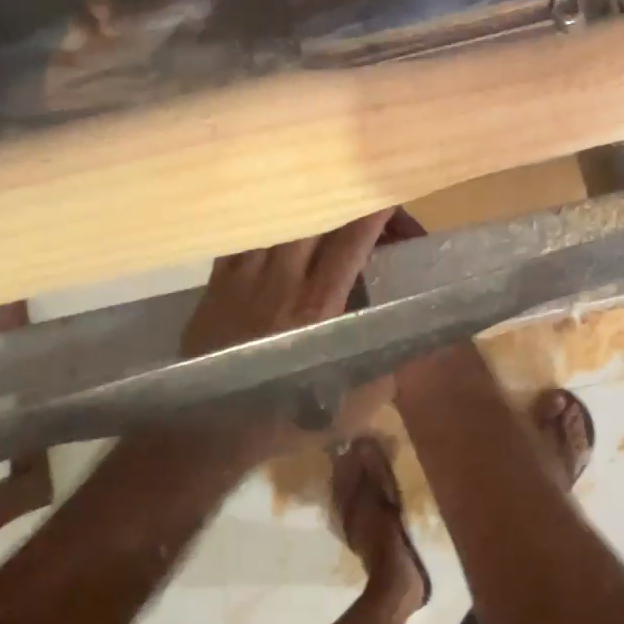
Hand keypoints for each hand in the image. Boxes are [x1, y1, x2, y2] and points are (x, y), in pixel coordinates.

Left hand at [179, 210, 396, 458]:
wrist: (210, 431)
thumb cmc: (286, 418)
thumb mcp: (353, 406)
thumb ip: (386, 371)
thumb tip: (413, 348)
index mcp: (319, 307)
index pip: (351, 243)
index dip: (372, 214)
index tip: (387, 194)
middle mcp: (283, 281)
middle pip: (313, 219)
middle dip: (338, 199)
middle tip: (354, 192)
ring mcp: (245, 277)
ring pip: (276, 220)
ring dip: (299, 204)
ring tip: (314, 194)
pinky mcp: (217, 282)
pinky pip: (241, 236)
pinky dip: (261, 221)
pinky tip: (271, 216)